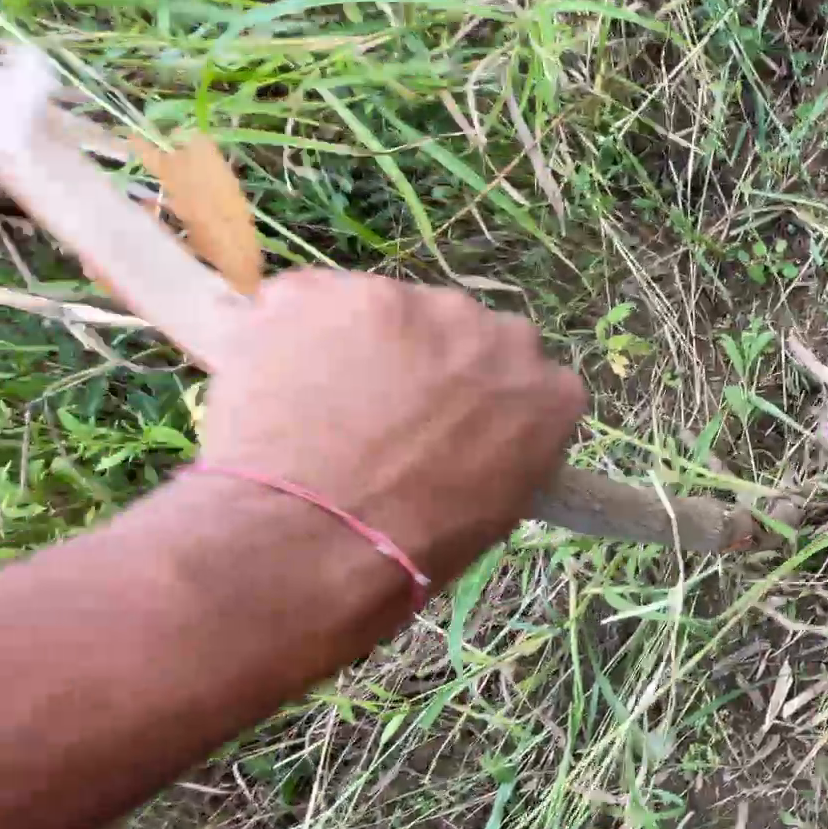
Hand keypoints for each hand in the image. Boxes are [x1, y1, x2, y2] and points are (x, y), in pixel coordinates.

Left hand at [199, 270, 584, 585]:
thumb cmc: (422, 537)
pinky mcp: (329, 291)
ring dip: (366, 343)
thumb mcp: (505, 496)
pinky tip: (275, 383)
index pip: (528, 376)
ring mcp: (417, 304)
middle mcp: (500, 334)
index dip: (483, 395)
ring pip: (389, 313)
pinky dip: (290, 333)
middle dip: (433, 359)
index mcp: (552, 388)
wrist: (319, 534)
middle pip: (465, 332)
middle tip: (389, 409)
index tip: (453, 419)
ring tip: (322, 400)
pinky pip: (309, 303)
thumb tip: (476, 429)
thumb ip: (507, 439)